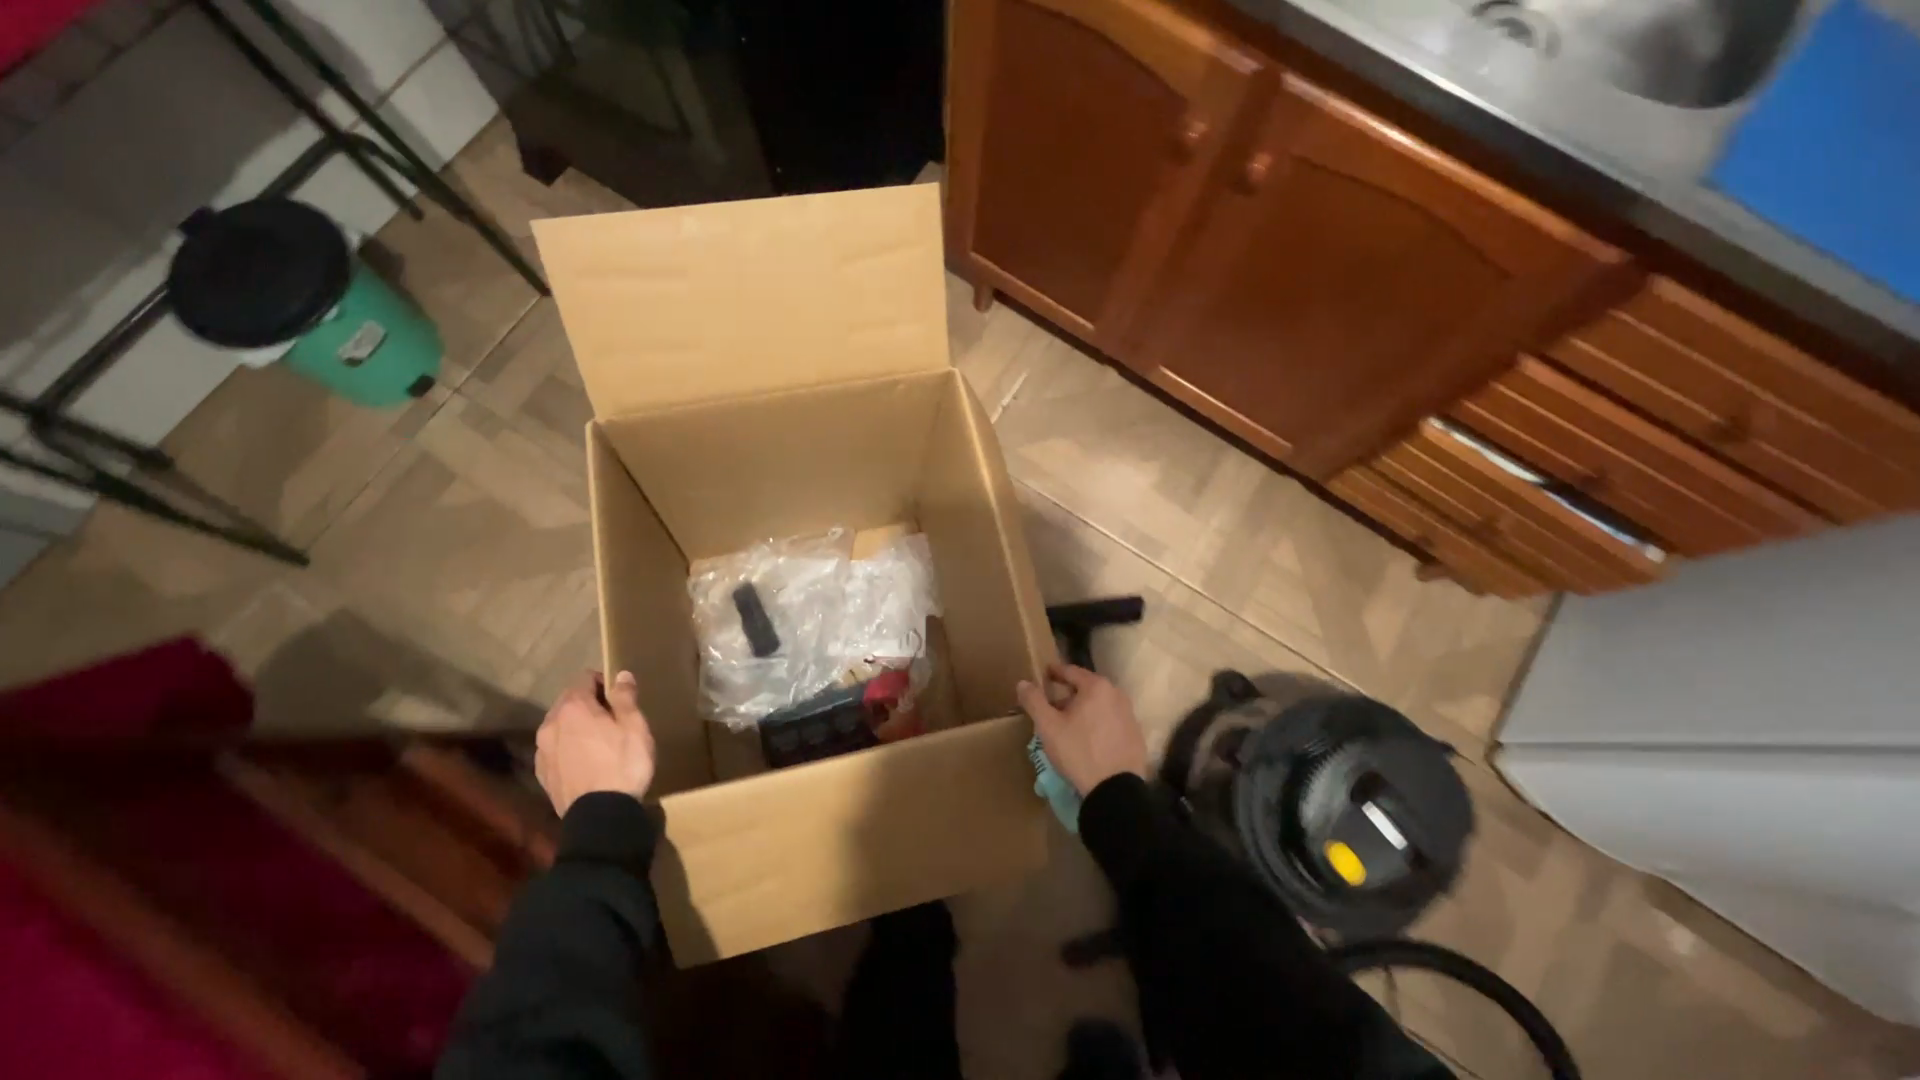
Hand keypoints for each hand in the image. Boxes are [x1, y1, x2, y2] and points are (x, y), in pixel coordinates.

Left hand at [534, 670, 656, 815]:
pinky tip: (586, 762)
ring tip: (599, 742)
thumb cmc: (622, 764)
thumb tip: (620, 674)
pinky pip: (555, 750)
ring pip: (559, 727)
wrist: (600, 816)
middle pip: (568, 702)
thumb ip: (625, 698)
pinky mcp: (542, 773)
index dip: (603, 681)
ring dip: (576, 727)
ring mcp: (542, 750)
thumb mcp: (635, 727)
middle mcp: (550, 724)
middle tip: (612, 719)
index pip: (584, 678)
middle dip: (588, 704)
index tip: (619, 696)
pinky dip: (568, 749)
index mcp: (573, 707)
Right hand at [1017, 663, 1146, 795]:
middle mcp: (1117, 695)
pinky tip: (1088, 740)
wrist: (1114, 789)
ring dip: (1084, 710)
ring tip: (1069, 725)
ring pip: (1101, 705)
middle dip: (1068, 694)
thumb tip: (1023, 683)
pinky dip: (1098, 724)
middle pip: (1087, 688)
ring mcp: (1130, 715)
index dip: (1054, 672)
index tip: (1043, 674)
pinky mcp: (1135, 736)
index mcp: (1096, 687)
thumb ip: (1034, 701)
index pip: (1071, 671)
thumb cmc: (1078, 752)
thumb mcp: (1048, 727)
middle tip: (1052, 706)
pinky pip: (1111, 722)